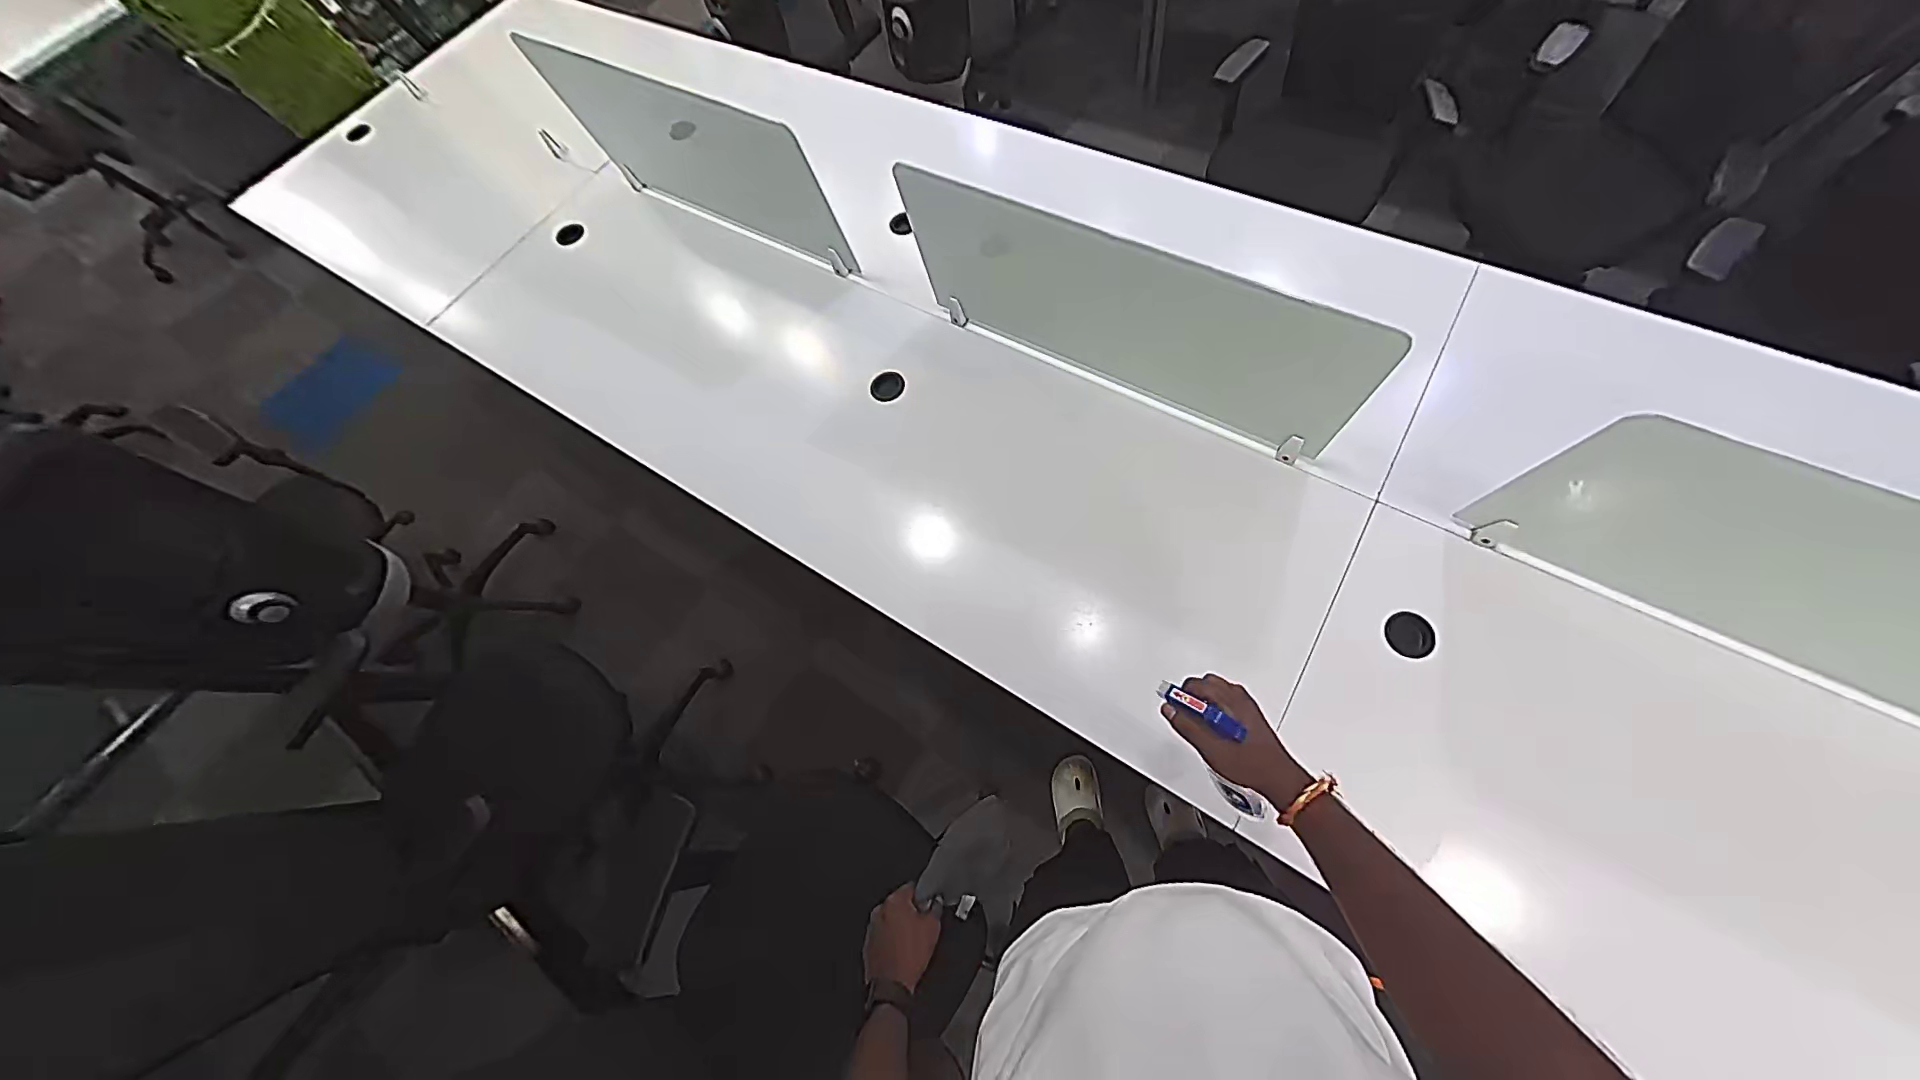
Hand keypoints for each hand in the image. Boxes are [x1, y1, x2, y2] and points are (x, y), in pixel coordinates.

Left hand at [864, 884, 941, 990]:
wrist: (892, 986)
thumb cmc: (909, 958)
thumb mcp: (932, 928)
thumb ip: (935, 909)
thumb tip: (935, 904)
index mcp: (894, 901)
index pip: (911, 887)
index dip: (923, 895)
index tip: (929, 903)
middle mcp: (879, 911)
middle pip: (899, 903)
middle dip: (911, 911)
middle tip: (922, 924)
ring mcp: (872, 927)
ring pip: (890, 919)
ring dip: (900, 925)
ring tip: (912, 941)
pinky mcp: (869, 943)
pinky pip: (883, 934)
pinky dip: (891, 938)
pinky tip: (901, 950)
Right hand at [1162, 674, 1311, 802]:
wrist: (1278, 777)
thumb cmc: (1251, 763)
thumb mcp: (1210, 748)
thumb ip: (1187, 726)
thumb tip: (1170, 709)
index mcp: (1229, 701)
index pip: (1195, 685)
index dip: (1180, 696)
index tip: (1172, 707)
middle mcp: (1239, 698)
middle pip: (1207, 683)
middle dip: (1191, 696)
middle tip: (1183, 715)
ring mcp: (1246, 705)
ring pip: (1217, 690)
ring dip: (1203, 701)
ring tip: (1198, 723)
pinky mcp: (1250, 714)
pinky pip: (1227, 700)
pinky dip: (1215, 707)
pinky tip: (1214, 727)